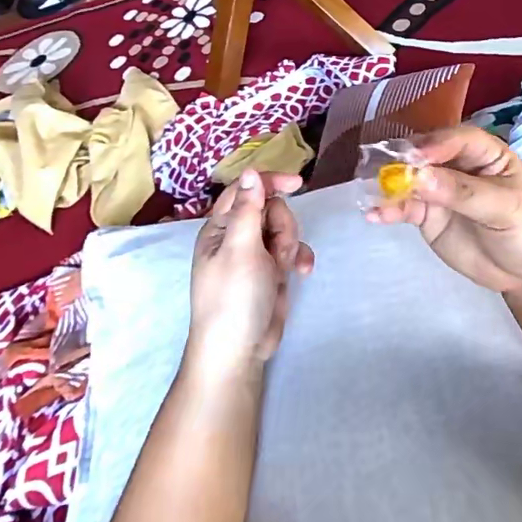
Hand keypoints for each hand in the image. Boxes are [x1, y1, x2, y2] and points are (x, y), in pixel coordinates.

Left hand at [187, 170, 312, 379]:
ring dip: (290, 244)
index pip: (246, 190)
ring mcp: (254, 255)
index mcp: (220, 228)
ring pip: (284, 229)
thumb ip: (249, 208)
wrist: (239, 350)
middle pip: (271, 209)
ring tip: (283, 269)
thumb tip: (251, 172)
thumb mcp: (241, 248)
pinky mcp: (270, 272)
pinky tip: (302, 273)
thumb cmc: (234, 297)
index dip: (270, 182)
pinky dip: (298, 258)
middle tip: (277, 251)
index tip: (298, 183)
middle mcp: (236, 237)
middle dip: (282, 226)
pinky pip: (291, 251)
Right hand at [366, 127, 521, 295]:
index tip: (416, 156)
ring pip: (411, 179)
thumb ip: (462, 192)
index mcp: (486, 153)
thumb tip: (419, 176)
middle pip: (428, 154)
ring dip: (391, 184)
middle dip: (406, 160)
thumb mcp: (504, 208)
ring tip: (372, 192)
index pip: (459, 138)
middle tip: (385, 170)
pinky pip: (405, 207)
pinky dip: (389, 209)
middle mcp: (460, 165)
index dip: (438, 143)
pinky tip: (373, 214)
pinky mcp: (428, 216)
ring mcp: (441, 190)